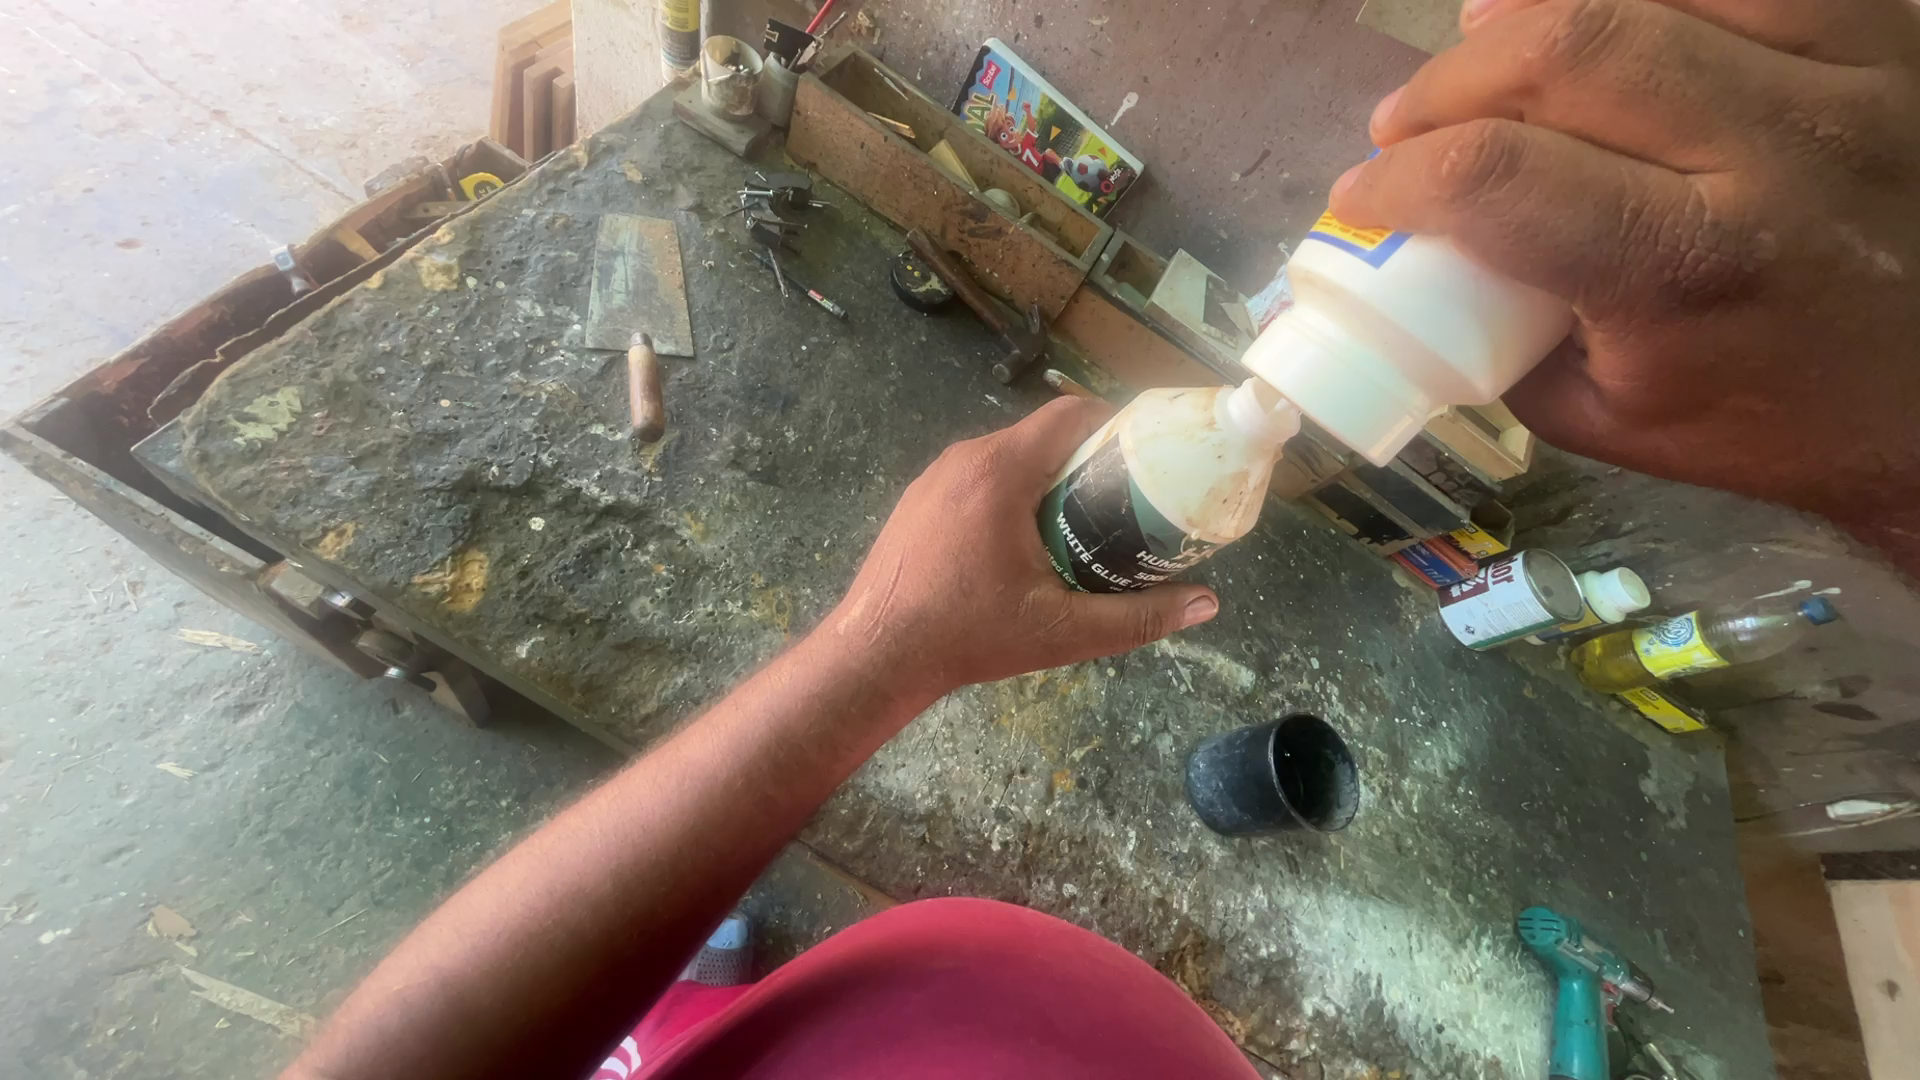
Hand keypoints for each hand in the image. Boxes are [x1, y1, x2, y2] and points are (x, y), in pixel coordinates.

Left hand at [822, 397, 1219, 705]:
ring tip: (1076, 525)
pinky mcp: (917, 499)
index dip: (1115, 425)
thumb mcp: (1061, 631)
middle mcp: (964, 458)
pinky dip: (1008, 492)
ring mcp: (933, 476)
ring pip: (1006, 456)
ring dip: (1045, 478)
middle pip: (1040, 436)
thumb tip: (1207, 604)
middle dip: (1086, 461)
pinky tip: (1018, 541)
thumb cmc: (968, 636)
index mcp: (1000, 471)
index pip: (1070, 414)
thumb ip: (1137, 617)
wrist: (876, 654)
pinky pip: (976, 477)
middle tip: (1119, 503)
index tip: (1144, 457)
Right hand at [1332, 0, 1919, 561]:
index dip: (1396, 179)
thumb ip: (1500, 334)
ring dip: (1524, 15)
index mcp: (1677, 269)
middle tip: (1398, 128)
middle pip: (1566, 53)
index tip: (1355, 200)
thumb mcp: (1585, 412)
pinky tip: (1581, 15)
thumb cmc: (1749, 421)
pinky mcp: (1891, 33)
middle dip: (1443, 86)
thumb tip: (1429, 267)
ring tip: (1473, 50)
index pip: (1494, 181)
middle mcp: (1770, 149)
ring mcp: (1850, 72)